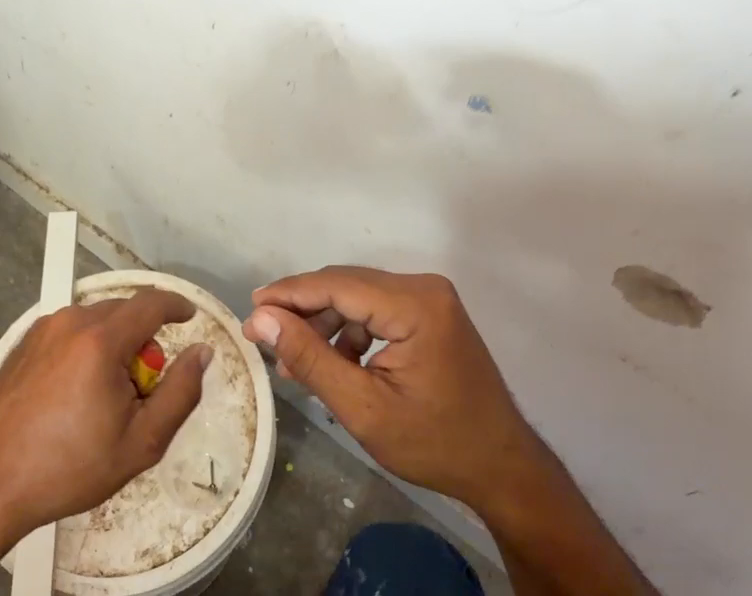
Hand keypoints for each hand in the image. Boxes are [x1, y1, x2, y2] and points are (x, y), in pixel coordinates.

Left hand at [0, 289, 212, 536]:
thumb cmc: (69, 467)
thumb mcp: (141, 442)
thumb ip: (180, 392)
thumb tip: (201, 352)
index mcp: (100, 340)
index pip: (151, 303)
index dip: (176, 305)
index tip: (190, 317)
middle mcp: (69, 322)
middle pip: (123, 312)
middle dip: (143, 339)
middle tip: (143, 390)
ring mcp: (41, 330)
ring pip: (95, 322)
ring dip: (113, 345)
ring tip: (105, 399)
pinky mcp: (22, 344)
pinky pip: (69, 332)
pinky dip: (85, 349)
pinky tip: (75, 395)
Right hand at [244, 267, 654, 595]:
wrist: (501, 467)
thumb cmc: (435, 442)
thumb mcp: (363, 407)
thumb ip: (311, 358)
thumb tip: (262, 319)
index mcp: (414, 304)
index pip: (336, 285)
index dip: (289, 295)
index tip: (250, 312)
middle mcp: (424, 288)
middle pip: (346, 285)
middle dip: (303, 312)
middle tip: (266, 340)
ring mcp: (431, 299)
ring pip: (358, 297)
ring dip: (325, 325)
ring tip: (296, 365)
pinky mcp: (431, 314)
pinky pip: (377, 310)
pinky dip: (350, 332)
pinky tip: (333, 365)